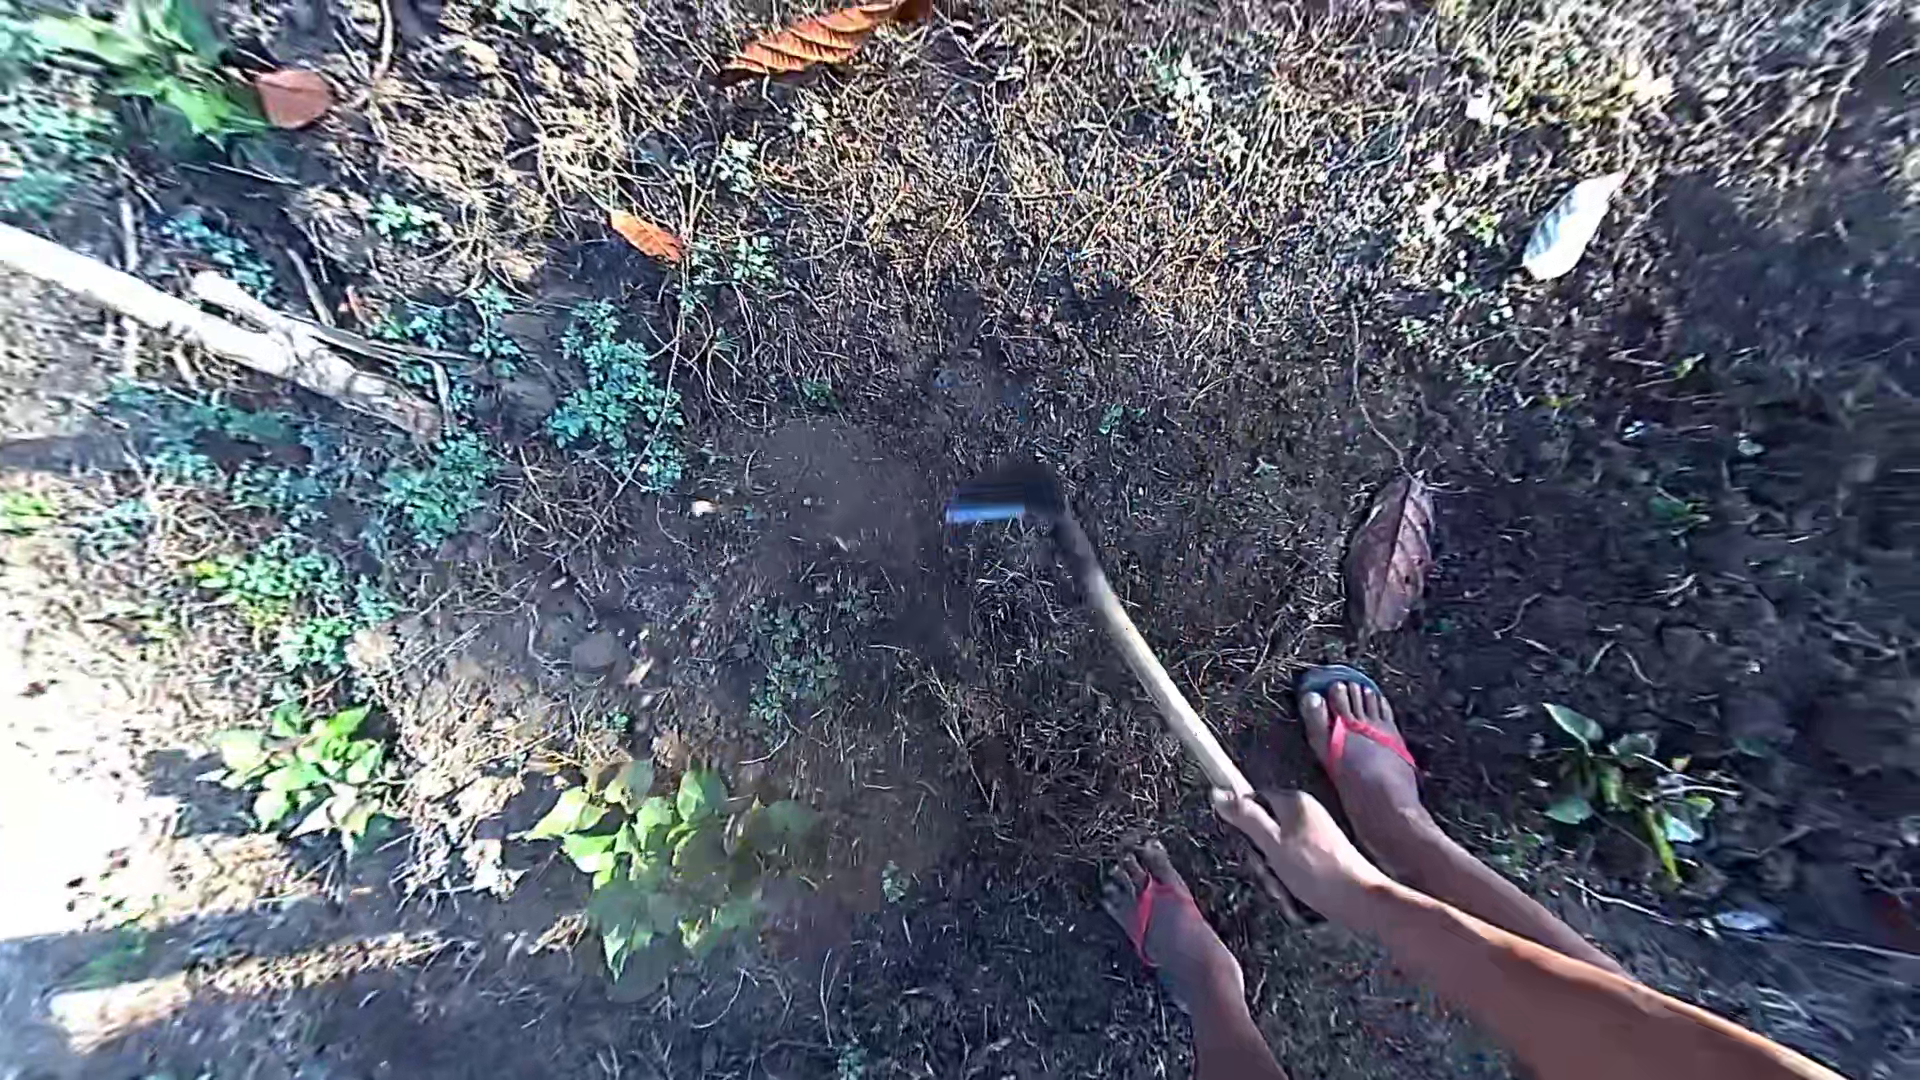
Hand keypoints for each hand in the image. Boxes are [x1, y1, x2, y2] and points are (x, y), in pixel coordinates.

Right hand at [1212, 789, 1393, 917]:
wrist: (1365, 903)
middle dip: (1262, 852)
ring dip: (1275, 867)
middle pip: (1266, 824)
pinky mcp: (1326, 851)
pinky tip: (1297, 890)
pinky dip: (1292, 873)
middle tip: (1270, 873)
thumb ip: (1244, 817)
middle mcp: (1306, 810)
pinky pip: (1296, 856)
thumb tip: (1216, 792)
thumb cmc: (1315, 871)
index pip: (1253, 799)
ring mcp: (1318, 830)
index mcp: (1293, 801)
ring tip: (1284, 887)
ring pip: (1280, 844)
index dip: (1246, 823)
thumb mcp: (1271, 844)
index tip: (1251, 848)